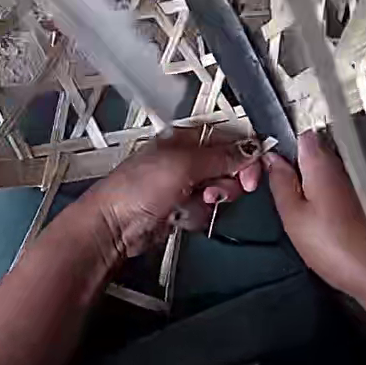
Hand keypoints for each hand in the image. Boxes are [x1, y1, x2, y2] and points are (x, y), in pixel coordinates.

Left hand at [75, 130, 264, 257]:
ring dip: (207, 203)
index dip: (245, 157)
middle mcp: (188, 158)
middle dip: (224, 184)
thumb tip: (252, 147)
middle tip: (210, 193)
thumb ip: (221, 156)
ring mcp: (185, 184)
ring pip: (220, 193)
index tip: (251, 175)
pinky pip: (206, 211)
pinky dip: (196, 217)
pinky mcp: (182, 208)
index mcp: (186, 138)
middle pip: (230, 168)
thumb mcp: (184, 165)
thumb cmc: (137, 188)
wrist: (114, 226)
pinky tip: (179, 216)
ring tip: (187, 204)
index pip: (230, 140)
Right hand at [264, 131, 365, 304]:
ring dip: (314, 183)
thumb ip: (279, 181)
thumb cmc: (333, 245)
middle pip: (313, 151)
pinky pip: (340, 185)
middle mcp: (342, 161)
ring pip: (327, 169)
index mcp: (320, 160)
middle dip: (297, 166)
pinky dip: (330, 196)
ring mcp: (358, 177)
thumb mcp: (292, 215)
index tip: (272, 167)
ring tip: (307, 213)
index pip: (299, 134)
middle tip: (287, 196)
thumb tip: (272, 158)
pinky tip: (326, 219)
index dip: (282, 146)